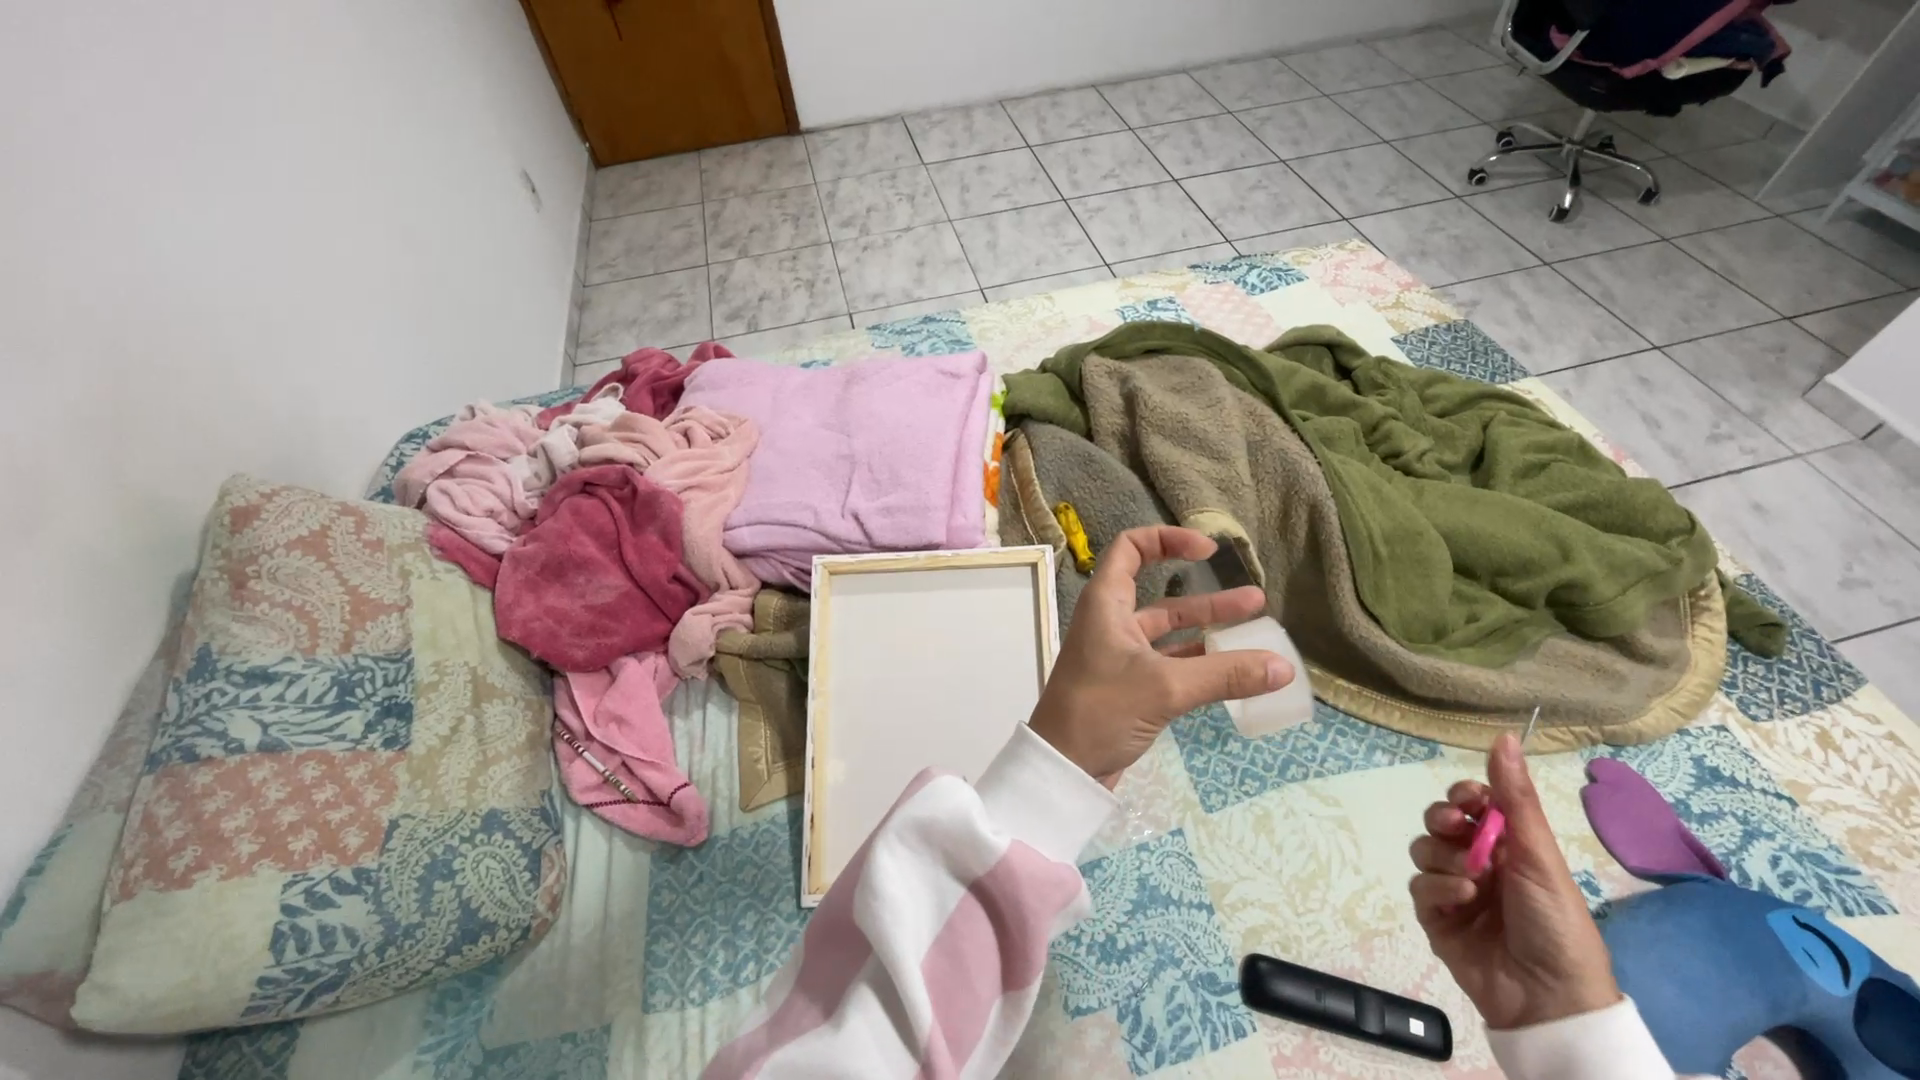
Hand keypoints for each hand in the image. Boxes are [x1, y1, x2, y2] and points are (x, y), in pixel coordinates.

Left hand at [1028, 526, 1292, 786]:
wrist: (1063, 768)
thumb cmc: (1101, 711)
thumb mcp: (1165, 687)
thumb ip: (1224, 674)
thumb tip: (1283, 667)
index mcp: (1106, 604)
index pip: (1130, 549)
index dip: (1167, 540)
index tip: (1208, 551)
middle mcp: (1111, 623)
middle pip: (1162, 596)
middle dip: (1209, 598)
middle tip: (1256, 601)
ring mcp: (1120, 657)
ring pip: (1170, 634)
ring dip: (1209, 632)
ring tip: (1257, 632)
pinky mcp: (1130, 688)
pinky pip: (1170, 665)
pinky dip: (1200, 665)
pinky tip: (1234, 672)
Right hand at [1408, 734, 1620, 1029]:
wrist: (1549, 996)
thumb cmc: (1556, 921)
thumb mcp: (1539, 854)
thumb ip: (1514, 797)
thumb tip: (1504, 734)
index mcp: (1508, 845)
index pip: (1471, 803)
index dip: (1464, 795)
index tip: (1471, 799)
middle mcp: (1477, 860)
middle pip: (1438, 821)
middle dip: (1443, 819)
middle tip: (1458, 827)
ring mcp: (1453, 888)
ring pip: (1423, 850)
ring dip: (1444, 858)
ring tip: (1470, 880)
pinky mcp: (1435, 915)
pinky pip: (1418, 885)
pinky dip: (1438, 888)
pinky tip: (1463, 900)